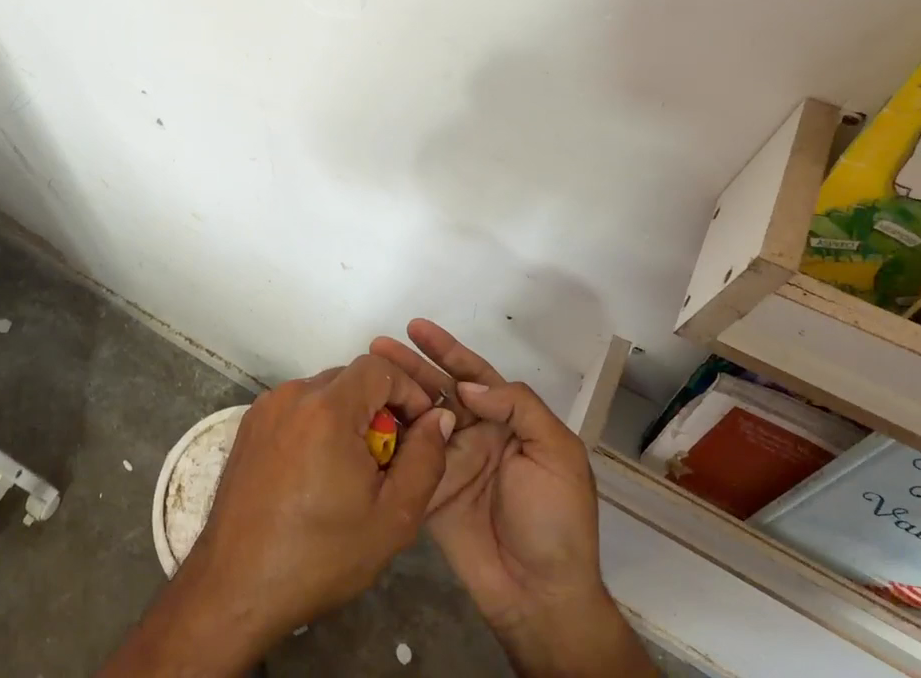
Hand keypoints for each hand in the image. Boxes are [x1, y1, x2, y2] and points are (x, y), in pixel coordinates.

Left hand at [98, 354, 454, 676]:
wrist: (236, 586)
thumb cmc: (320, 555)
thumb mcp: (393, 516)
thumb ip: (425, 460)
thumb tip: (438, 419)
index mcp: (326, 408)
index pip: (379, 367)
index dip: (408, 391)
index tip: (420, 432)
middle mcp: (290, 396)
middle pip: (350, 379)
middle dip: (380, 409)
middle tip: (392, 460)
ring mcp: (264, 411)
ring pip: (323, 395)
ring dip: (349, 420)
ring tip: (357, 475)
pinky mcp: (248, 429)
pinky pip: (296, 411)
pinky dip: (318, 428)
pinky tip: (320, 477)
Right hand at [373, 320, 652, 676]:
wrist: (538, 591)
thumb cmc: (557, 520)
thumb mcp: (557, 454)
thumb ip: (518, 408)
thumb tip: (467, 387)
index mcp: (510, 423)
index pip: (475, 375)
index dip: (446, 350)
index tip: (416, 328)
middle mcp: (476, 435)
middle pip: (438, 389)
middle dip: (409, 365)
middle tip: (376, 346)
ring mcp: (449, 462)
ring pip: (416, 417)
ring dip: (392, 393)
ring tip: (365, 373)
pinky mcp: (427, 490)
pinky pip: (404, 456)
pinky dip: (385, 436)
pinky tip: (363, 417)